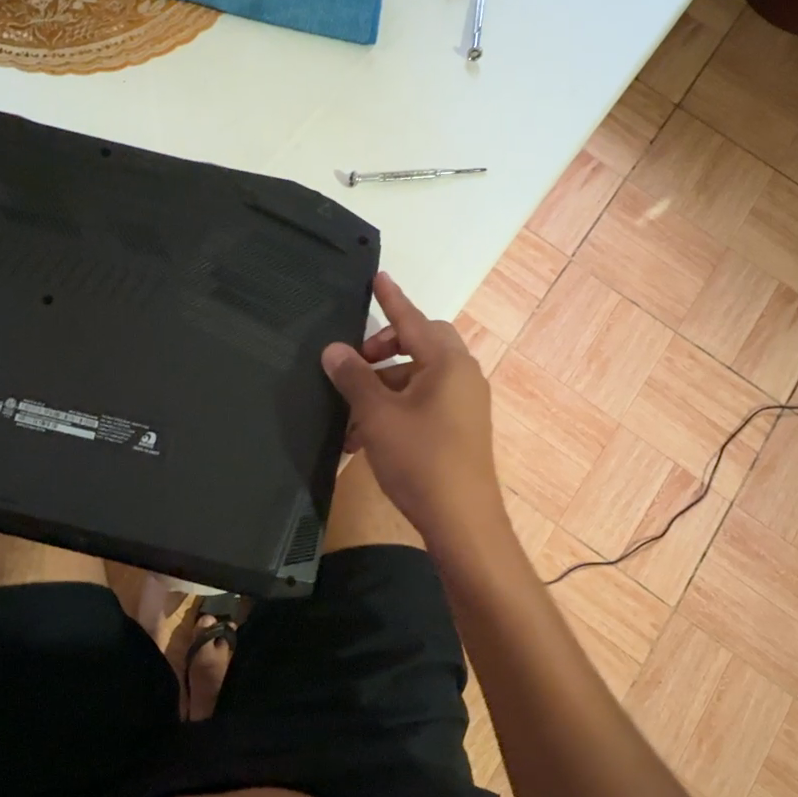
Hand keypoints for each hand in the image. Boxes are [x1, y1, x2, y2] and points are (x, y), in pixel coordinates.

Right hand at [320, 273, 504, 542]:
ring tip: (347, 416)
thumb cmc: (420, 459)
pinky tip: (363, 439)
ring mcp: (463, 405)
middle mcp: (461, 377)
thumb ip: (354, 378)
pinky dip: (394, 410)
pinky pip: (422, 404)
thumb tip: (334, 350)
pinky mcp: (458, 430)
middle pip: (420, 346)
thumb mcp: (377, 416)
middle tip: (354, 363)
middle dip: (384, 350)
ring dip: (381, 389)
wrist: (460, 518)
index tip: (377, 278)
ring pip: (416, 380)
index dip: (391, 300)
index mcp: (447, 364)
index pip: (413, 321)